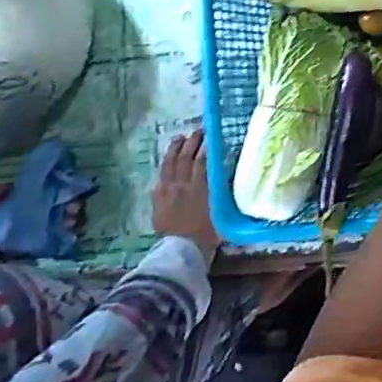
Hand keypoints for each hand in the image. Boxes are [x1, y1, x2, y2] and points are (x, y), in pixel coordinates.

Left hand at [152, 129, 220, 263]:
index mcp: (200, 187)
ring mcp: (167, 191)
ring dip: (174, 150)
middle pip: (185, 158)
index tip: (211, 135)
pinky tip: (167, 163)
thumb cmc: (209, 231)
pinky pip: (159, 178)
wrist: (183, 249)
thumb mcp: (222, 208)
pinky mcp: (157, 200)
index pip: (202, 160)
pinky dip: (164, 168)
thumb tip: (224, 173)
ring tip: (179, 139)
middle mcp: (182, 185)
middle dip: (191, 143)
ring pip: (169, 165)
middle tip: (196, 132)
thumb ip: (221, 189)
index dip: (205, 146)